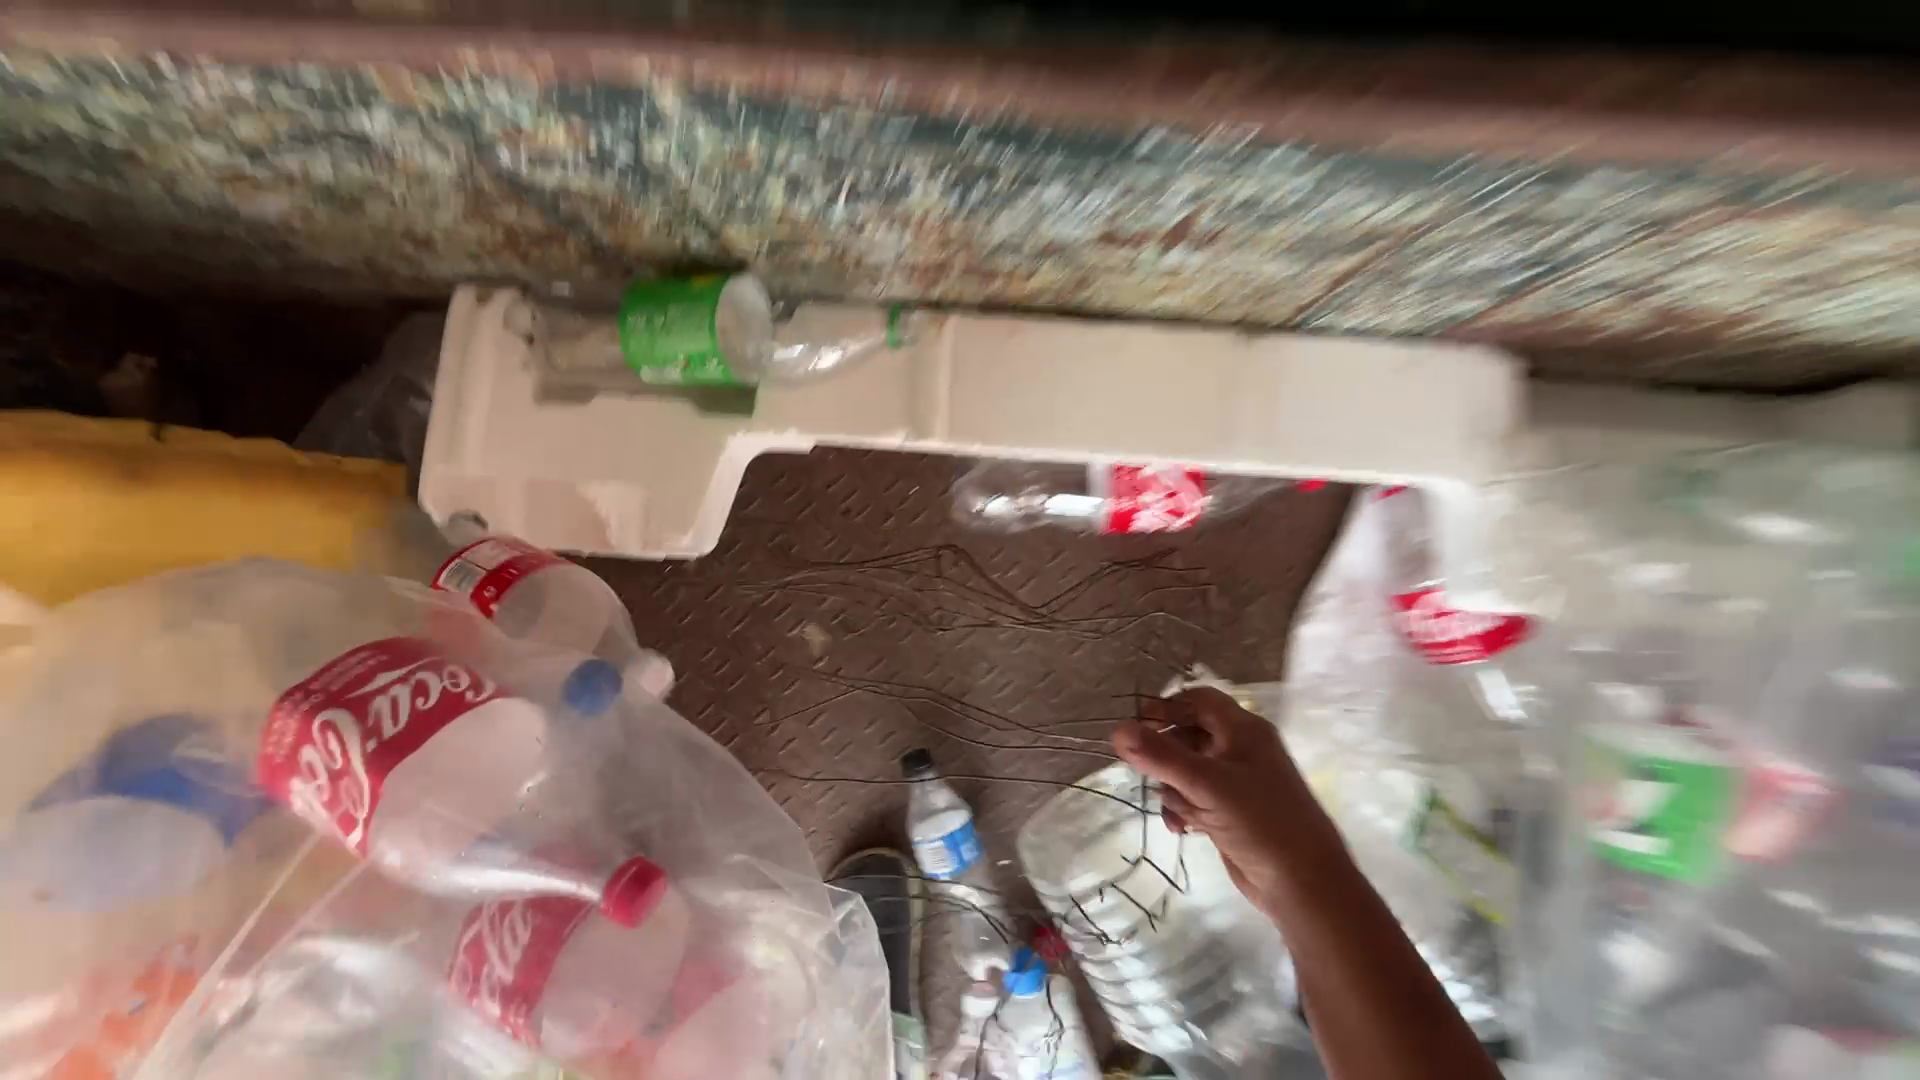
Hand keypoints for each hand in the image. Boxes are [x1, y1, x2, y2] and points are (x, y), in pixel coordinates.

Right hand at [1113, 687, 1344, 914]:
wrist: (1304, 885)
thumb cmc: (1261, 822)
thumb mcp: (1206, 784)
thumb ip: (1160, 756)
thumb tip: (1118, 730)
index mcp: (1244, 731)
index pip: (1199, 700)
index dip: (1167, 707)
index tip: (1137, 727)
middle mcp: (1241, 750)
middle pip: (1190, 735)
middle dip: (1166, 754)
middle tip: (1142, 769)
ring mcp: (1237, 783)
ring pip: (1188, 770)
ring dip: (1172, 788)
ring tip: (1173, 809)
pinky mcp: (1232, 812)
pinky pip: (1196, 798)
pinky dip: (1183, 808)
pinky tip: (1180, 827)